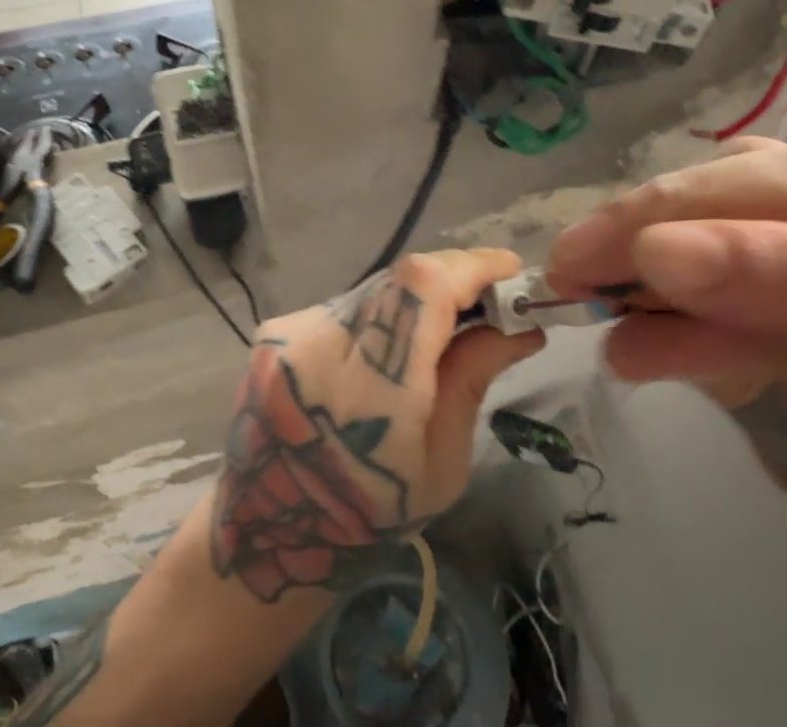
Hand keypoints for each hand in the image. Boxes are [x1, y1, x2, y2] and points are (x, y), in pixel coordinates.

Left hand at [210, 249, 545, 602]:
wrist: (266, 522)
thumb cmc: (368, 512)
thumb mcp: (441, 466)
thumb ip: (470, 383)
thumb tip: (520, 328)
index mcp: (373, 389)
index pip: (423, 288)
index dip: (472, 266)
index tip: (511, 271)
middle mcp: (325, 343)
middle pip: (403, 277)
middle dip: (456, 279)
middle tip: (489, 304)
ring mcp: (293, 332)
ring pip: (377, 286)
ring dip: (419, 297)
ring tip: (446, 329)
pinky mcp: (276, 330)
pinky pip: (347, 305)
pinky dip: (382, 315)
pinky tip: (389, 351)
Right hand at [546, 138, 786, 557]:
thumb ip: (755, 392)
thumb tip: (629, 339)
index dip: (781, 267)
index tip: (651, 263)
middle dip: (694, 210)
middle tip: (579, 254)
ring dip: (675, 200)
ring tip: (587, 251)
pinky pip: (775, 168)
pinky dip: (689, 197)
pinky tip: (635, 236)